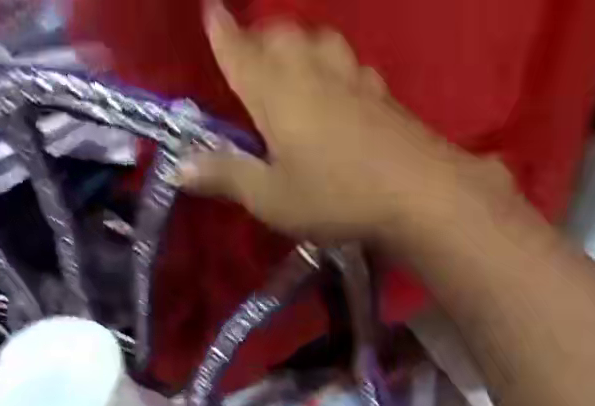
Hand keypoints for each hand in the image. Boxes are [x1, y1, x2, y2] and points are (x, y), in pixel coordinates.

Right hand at [178, 2, 507, 243]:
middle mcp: (310, 70)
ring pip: (316, 40)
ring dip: (296, 44)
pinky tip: (334, 84)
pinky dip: (329, 65)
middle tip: (245, 54)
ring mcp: (349, 76)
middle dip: (257, 38)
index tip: (209, 8)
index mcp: (275, 91)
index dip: (221, 32)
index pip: (239, 52)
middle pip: (279, 36)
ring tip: (287, 63)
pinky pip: (345, 63)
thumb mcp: (269, 197)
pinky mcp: (378, 91)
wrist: (416, 190)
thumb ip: (225, 176)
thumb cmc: (332, 195)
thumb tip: (178, 166)